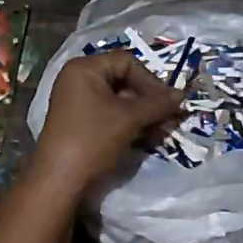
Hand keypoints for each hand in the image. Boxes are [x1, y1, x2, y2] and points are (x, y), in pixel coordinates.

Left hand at [35, 51, 183, 188]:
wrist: (60, 179)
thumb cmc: (92, 139)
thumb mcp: (129, 119)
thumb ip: (158, 104)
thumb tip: (182, 95)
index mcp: (84, 69)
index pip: (127, 62)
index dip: (150, 80)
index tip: (168, 101)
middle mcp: (79, 80)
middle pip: (124, 80)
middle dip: (149, 100)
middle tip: (170, 117)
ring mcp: (78, 101)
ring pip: (120, 100)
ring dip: (143, 114)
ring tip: (163, 129)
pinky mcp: (81, 122)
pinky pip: (111, 114)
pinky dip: (130, 123)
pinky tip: (148, 136)